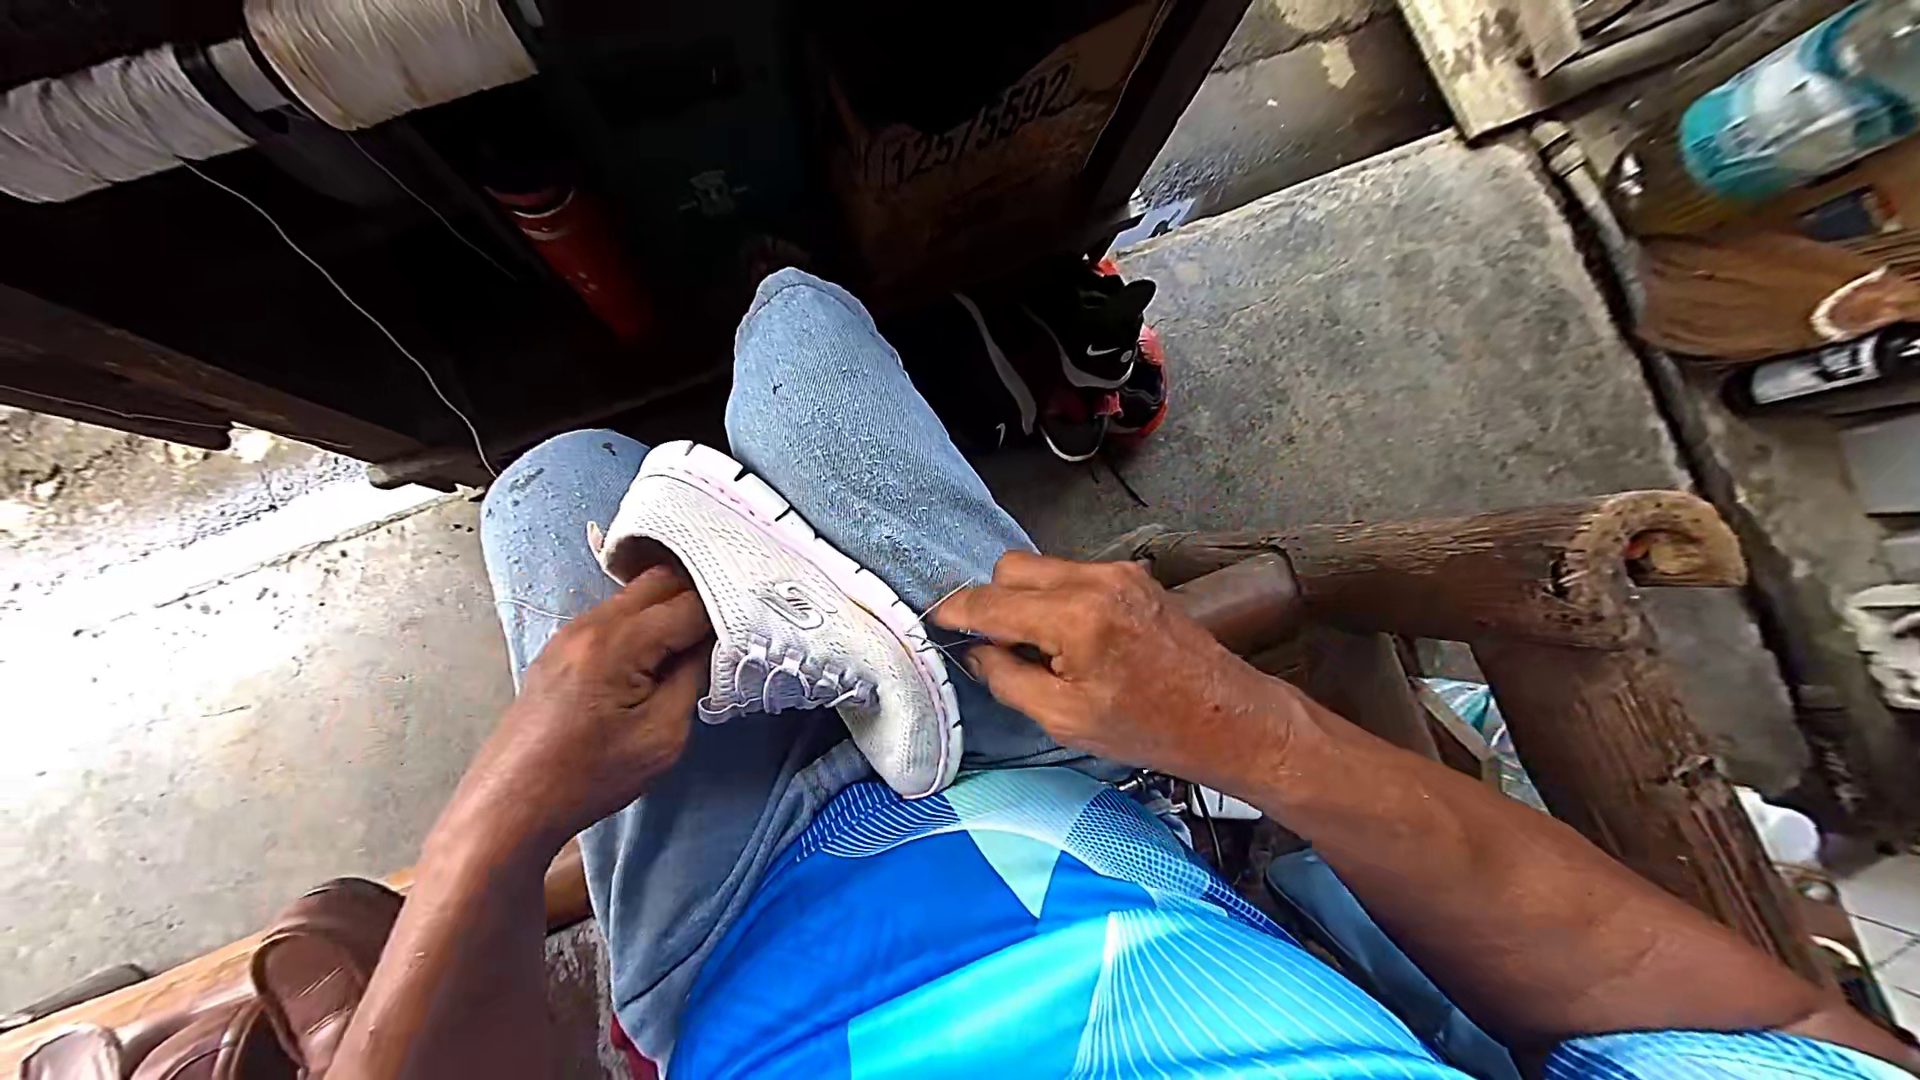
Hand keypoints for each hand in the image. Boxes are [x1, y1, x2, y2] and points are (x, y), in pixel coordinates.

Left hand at [444, 565, 712, 856]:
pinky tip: (661, 649)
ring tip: (699, 638)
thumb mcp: (663, 734)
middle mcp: (593, 623)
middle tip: (728, 625)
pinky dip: (649, 618)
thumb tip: (714, 642)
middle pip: (663, 579)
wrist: (509, 806)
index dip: (725, 614)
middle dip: (702, 595)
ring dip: (673, 606)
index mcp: (618, 642)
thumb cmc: (591, 776)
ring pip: (639, 592)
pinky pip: (618, 612)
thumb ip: (694, 676)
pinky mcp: (564, 646)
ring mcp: (573, 630)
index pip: (690, 604)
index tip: (749, 629)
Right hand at [933, 552, 1303, 787]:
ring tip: (1042, 646)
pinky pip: (1071, 574)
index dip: (955, 611)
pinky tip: (1072, 636)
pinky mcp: (1132, 574)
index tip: (936, 622)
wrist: (1226, 718)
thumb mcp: (1064, 719)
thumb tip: (975, 650)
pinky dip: (1055, 597)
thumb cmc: (1148, 728)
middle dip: (993, 602)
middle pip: (1010, 568)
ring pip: (1040, 567)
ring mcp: (1117, 572)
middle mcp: (1094, 580)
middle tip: (999, 645)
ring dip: (1025, 599)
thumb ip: (1005, 678)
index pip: (991, 601)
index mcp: (1075, 618)